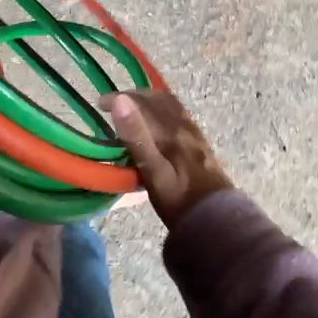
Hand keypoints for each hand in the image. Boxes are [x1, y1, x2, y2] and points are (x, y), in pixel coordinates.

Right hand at [104, 89, 234, 228]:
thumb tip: (121, 100)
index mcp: (169, 130)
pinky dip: (164, 109)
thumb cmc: (178, 200)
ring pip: (170, 105)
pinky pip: (180, 115)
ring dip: (149, 100)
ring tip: (135, 107)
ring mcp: (194, 134)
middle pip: (157, 99)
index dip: (118, 99)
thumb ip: (136, 136)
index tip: (101, 104)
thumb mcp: (152, 171)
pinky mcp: (201, 144)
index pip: (141, 103)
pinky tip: (160, 122)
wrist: (217, 221)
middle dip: (133, 96)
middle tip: (115, 103)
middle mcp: (183, 126)